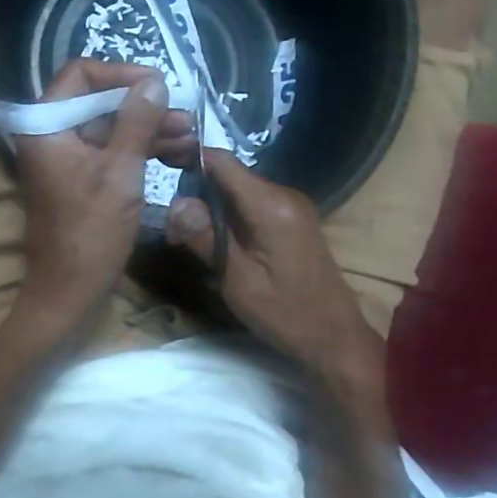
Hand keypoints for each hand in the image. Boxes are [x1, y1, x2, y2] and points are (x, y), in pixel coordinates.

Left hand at [14, 59, 194, 317]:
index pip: (80, 74)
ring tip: (190, 135)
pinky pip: (108, 150)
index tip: (160, 86)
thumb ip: (137, 122)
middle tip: (185, 117)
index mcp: (45, 126)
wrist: (67, 289)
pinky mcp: (77, 176)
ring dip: (147, 128)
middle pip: (97, 101)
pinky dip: (137, 149)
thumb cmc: (91, 231)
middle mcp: (48, 134)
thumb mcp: (121, 172)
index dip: (121, 74)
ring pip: (107, 127)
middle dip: (143, 106)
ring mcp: (63, 156)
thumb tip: (154, 82)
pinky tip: (175, 151)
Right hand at [165, 150, 381, 394]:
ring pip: (238, 191)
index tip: (160, 170)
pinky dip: (228, 217)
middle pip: (229, 176)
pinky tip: (214, 242)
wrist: (336, 338)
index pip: (223, 162)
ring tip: (186, 239)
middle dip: (196, 194)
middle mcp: (284, 196)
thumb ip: (206, 237)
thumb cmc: (285, 313)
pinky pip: (251, 205)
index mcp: (271, 206)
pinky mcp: (292, 220)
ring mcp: (291, 207)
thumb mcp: (237, 280)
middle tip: (171, 228)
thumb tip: (175, 201)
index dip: (190, 159)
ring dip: (210, 208)